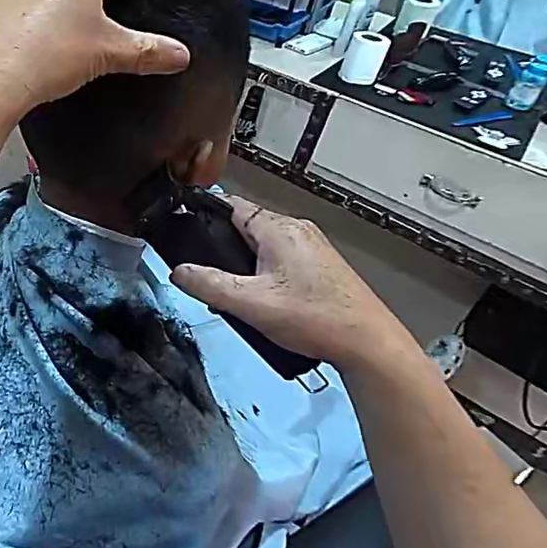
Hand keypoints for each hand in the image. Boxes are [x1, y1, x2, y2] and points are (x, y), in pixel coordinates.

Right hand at [169, 197, 417, 372]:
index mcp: (279, 229)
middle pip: (249, 227)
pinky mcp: (324, 267)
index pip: (233, 205)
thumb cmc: (317, 318)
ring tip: (240, 293)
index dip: (207, 213)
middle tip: (212, 273)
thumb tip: (181, 271)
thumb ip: (209, 285)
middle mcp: (299, 230)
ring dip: (250, 264)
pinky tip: (270, 301)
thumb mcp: (250, 304)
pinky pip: (286, 260)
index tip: (189, 224)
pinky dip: (270, 274)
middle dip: (227, 247)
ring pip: (268, 245)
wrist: (366, 342)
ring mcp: (315, 248)